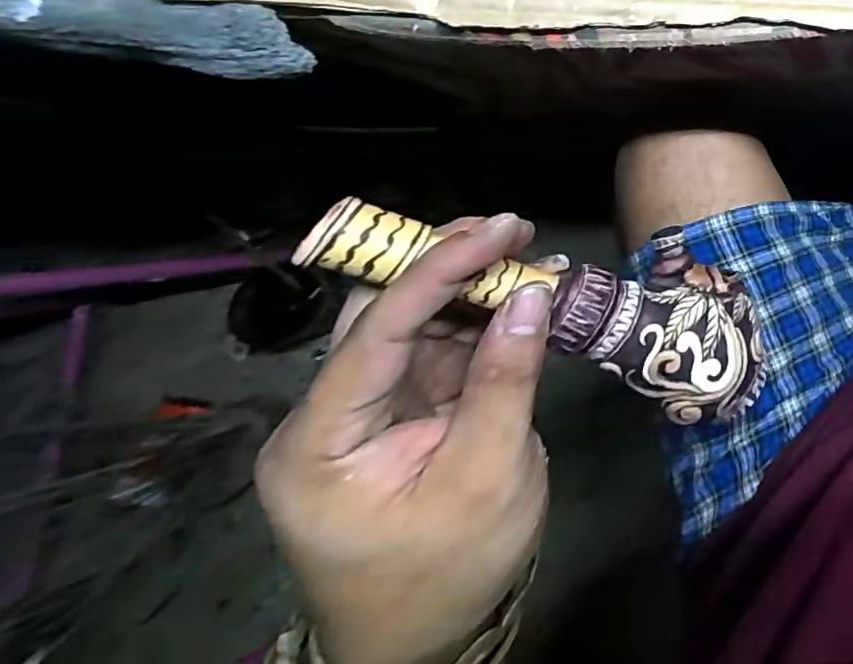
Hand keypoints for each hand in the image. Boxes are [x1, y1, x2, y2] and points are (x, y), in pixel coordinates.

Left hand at [256, 213, 553, 663]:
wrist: (427, 643)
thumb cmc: (449, 572)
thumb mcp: (488, 478)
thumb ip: (506, 380)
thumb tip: (532, 295)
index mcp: (320, 441)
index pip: (376, 330)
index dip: (439, 270)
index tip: (497, 230)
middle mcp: (330, 413)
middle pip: (383, 314)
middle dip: (447, 264)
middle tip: (509, 229)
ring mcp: (366, 409)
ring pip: (415, 324)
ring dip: (472, 288)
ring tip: (525, 256)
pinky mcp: (401, 410)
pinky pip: (439, 349)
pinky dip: (481, 320)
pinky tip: (518, 297)